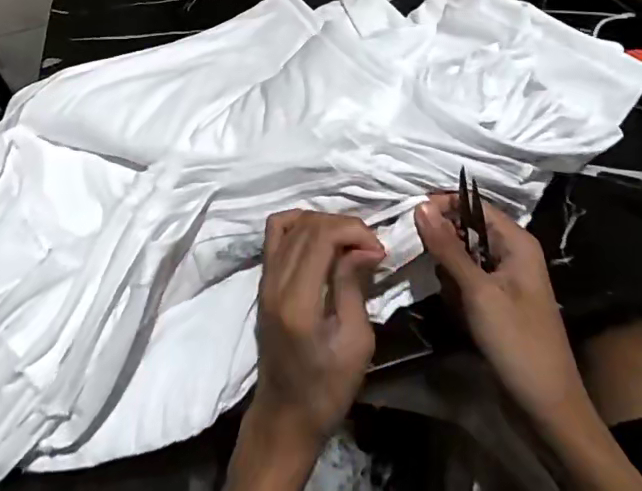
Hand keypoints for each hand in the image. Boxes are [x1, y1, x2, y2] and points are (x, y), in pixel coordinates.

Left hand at [227, 210, 384, 490]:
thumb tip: (365, 247)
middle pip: (308, 225)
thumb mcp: (355, 342)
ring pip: (291, 224)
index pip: (321, 235)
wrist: (285, 418)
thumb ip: (354, 286)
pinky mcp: (263, 282)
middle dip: (344, 225)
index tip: (378, 249)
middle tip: (370, 247)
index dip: (354, 230)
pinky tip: (321, 238)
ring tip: (348, 242)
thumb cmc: (327, 388)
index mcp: (297, 300)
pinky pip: (275, 235)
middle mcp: (274, 283)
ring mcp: (264, 280)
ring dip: (324, 223)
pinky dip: (299, 225)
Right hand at [414, 194, 592, 433]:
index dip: (443, 205)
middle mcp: (512, 253)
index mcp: (517, 241)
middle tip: (423, 259)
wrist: (547, 407)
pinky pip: (468, 282)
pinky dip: (457, 291)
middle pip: (467, 229)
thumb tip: (420, 206)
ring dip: (449, 272)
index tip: (410, 216)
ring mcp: (505, 279)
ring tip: (451, 297)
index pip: (474, 205)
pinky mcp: (497, 302)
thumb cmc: (517, 342)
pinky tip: (456, 311)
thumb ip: (448, 247)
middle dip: (444, 242)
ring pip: (464, 258)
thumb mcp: (478, 292)